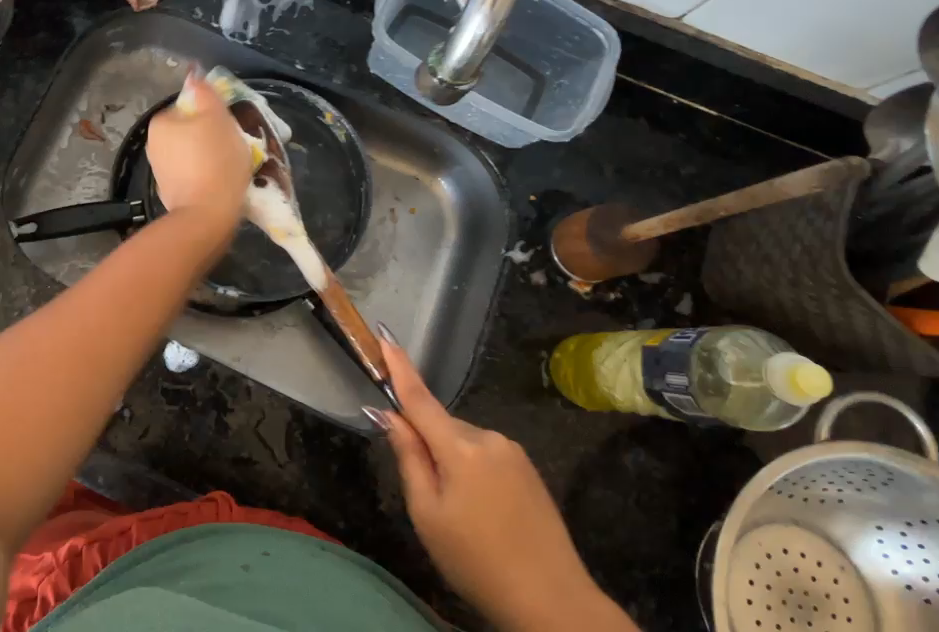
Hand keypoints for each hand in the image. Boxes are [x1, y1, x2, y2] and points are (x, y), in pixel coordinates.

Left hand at [146, 73, 252, 229]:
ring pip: (192, 155)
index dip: (213, 115)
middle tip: (234, 147)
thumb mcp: (216, 117)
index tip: (229, 128)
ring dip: (210, 158)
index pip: (190, 108)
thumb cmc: (215, 160)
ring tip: (230, 169)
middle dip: (212, 137)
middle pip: (191, 131)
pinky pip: (192, 176)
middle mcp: (154, 145)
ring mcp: (160, 171)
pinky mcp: (170, 193)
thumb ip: (205, 92)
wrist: (207, 215)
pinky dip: (205, 177)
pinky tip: (220, 185)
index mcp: (161, 123)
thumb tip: (193, 76)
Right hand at [372, 344, 635, 631]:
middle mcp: (490, 437)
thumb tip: (390, 415)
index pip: (420, 398)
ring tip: (461, 517)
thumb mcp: (428, 514)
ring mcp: (514, 452)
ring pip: (465, 444)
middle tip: (429, 499)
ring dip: (452, 463)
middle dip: (427, 445)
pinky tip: (483, 515)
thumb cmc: (476, 561)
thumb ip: (408, 458)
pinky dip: (474, 474)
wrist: (552, 601)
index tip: (385, 336)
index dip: (399, 368)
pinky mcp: (529, 469)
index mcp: (460, 447)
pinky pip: (487, 457)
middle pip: (441, 426)